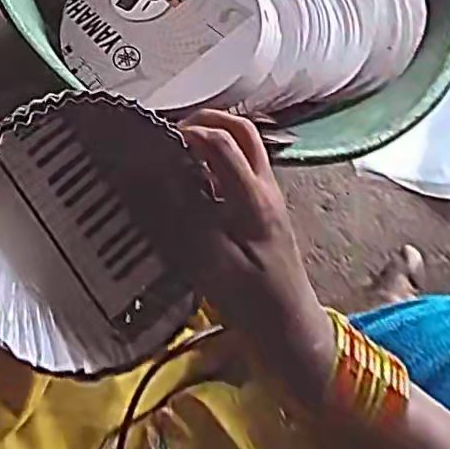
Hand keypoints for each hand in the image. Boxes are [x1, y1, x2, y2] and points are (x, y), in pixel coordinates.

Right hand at [148, 111, 335, 399]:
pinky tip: (193, 172)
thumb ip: (184, 213)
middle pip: (243, 130)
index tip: (158, 139)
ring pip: (246, 143)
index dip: (188, 132)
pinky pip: (241, 162)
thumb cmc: (253, 300)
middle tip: (172, 129)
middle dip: (206, 119)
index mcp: (254, 198)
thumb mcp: (212, 260)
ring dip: (213, 133)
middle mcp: (265, 188)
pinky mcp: (262, 205)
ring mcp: (267, 195)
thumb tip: (158, 174)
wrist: (292, 330)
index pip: (223, 143)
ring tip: (179, 144)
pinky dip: (215, 154)